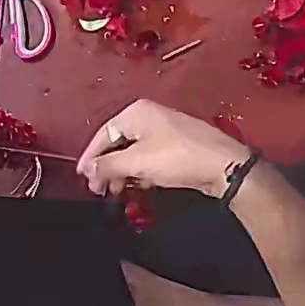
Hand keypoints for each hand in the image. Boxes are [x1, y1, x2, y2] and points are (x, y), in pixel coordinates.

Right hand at [78, 100, 250, 198]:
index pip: (103, 134)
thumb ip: (107, 166)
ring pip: (134, 151)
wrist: (223, 165)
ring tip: (117, 192)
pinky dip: (141, 170)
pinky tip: (140, 186)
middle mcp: (149, 116)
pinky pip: (149, 156)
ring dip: (123, 171)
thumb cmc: (177, 158)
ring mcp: (165, 129)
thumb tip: (88, 171)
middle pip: (117, 142)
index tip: (82, 179)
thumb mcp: (137, 162)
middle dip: (107, 166)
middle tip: (99, 190)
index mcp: (136, 113)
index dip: (90, 158)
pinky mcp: (177, 145)